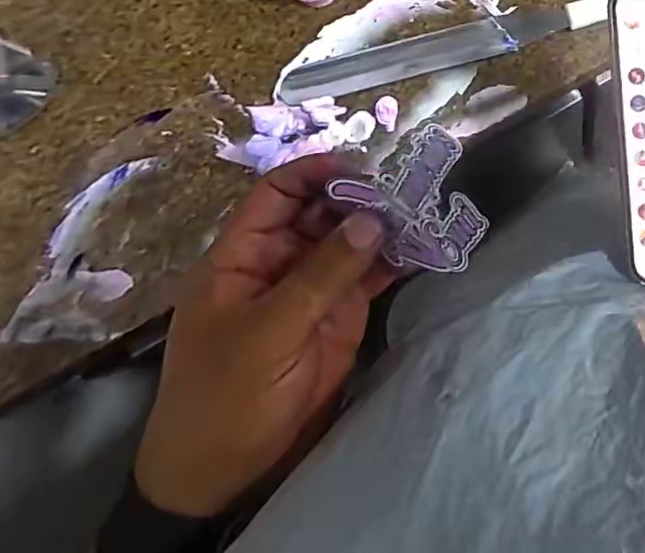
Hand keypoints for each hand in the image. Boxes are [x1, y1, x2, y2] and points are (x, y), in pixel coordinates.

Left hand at [133, 154, 395, 516]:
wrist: (220, 474)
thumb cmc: (224, 397)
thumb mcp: (268, 333)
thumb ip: (321, 274)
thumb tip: (372, 220)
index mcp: (244, 254)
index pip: (278, 192)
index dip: (314, 173)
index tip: (360, 170)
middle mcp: (281, 259)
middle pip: (323, 209)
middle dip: (361, 198)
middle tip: (405, 195)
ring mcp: (313, 285)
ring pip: (351, 238)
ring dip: (385, 226)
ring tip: (423, 215)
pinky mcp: (340, 311)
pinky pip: (370, 273)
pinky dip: (395, 260)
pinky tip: (423, 249)